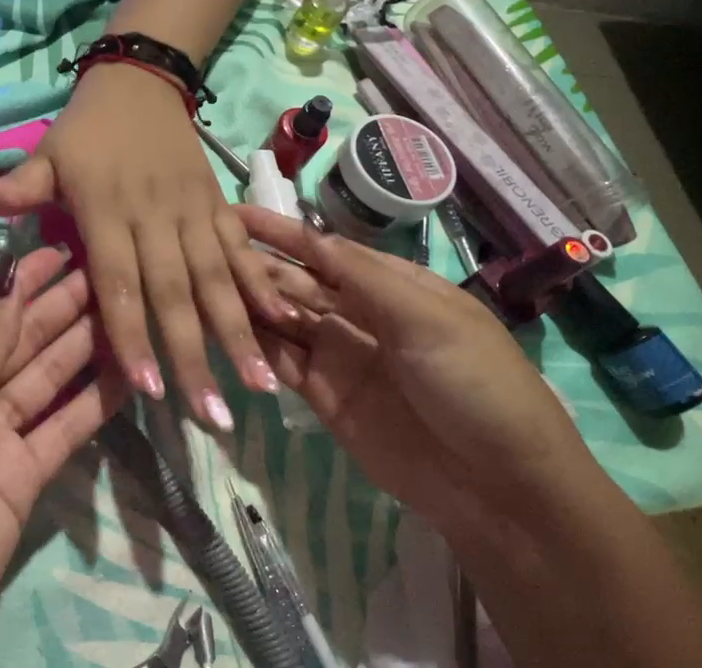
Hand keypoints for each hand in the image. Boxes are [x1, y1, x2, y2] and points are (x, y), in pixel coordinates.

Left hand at [0, 64, 291, 431]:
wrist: (141, 83)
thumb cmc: (84, 132)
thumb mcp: (42, 155)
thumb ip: (8, 187)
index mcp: (105, 212)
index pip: (118, 282)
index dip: (131, 333)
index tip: (149, 387)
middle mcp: (154, 217)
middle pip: (173, 292)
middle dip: (193, 354)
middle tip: (212, 417)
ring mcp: (193, 211)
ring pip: (216, 278)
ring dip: (237, 332)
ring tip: (258, 387)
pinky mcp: (218, 205)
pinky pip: (241, 249)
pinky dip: (262, 283)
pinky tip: (283, 321)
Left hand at [0, 247, 126, 667]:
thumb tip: (9, 278)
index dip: (21, 281)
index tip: (63, 247)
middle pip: (16, 342)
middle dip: (58, 307)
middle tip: (109, 268)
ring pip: (43, 381)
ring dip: (80, 346)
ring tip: (126, 307)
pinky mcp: (19, 481)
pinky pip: (60, 431)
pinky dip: (91, 404)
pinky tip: (125, 373)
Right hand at [235, 206, 604, 533]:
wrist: (501, 488)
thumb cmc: (475, 385)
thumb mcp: (427, 319)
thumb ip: (363, 277)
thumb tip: (308, 233)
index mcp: (393, 285)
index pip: (326, 249)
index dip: (281, 231)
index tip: (232, 212)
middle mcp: (360, 313)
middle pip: (298, 281)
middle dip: (257, 265)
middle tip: (202, 253)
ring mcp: (340, 355)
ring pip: (283, 318)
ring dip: (248, 303)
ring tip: (199, 288)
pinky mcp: (324, 396)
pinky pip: (281, 361)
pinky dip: (253, 346)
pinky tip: (220, 331)